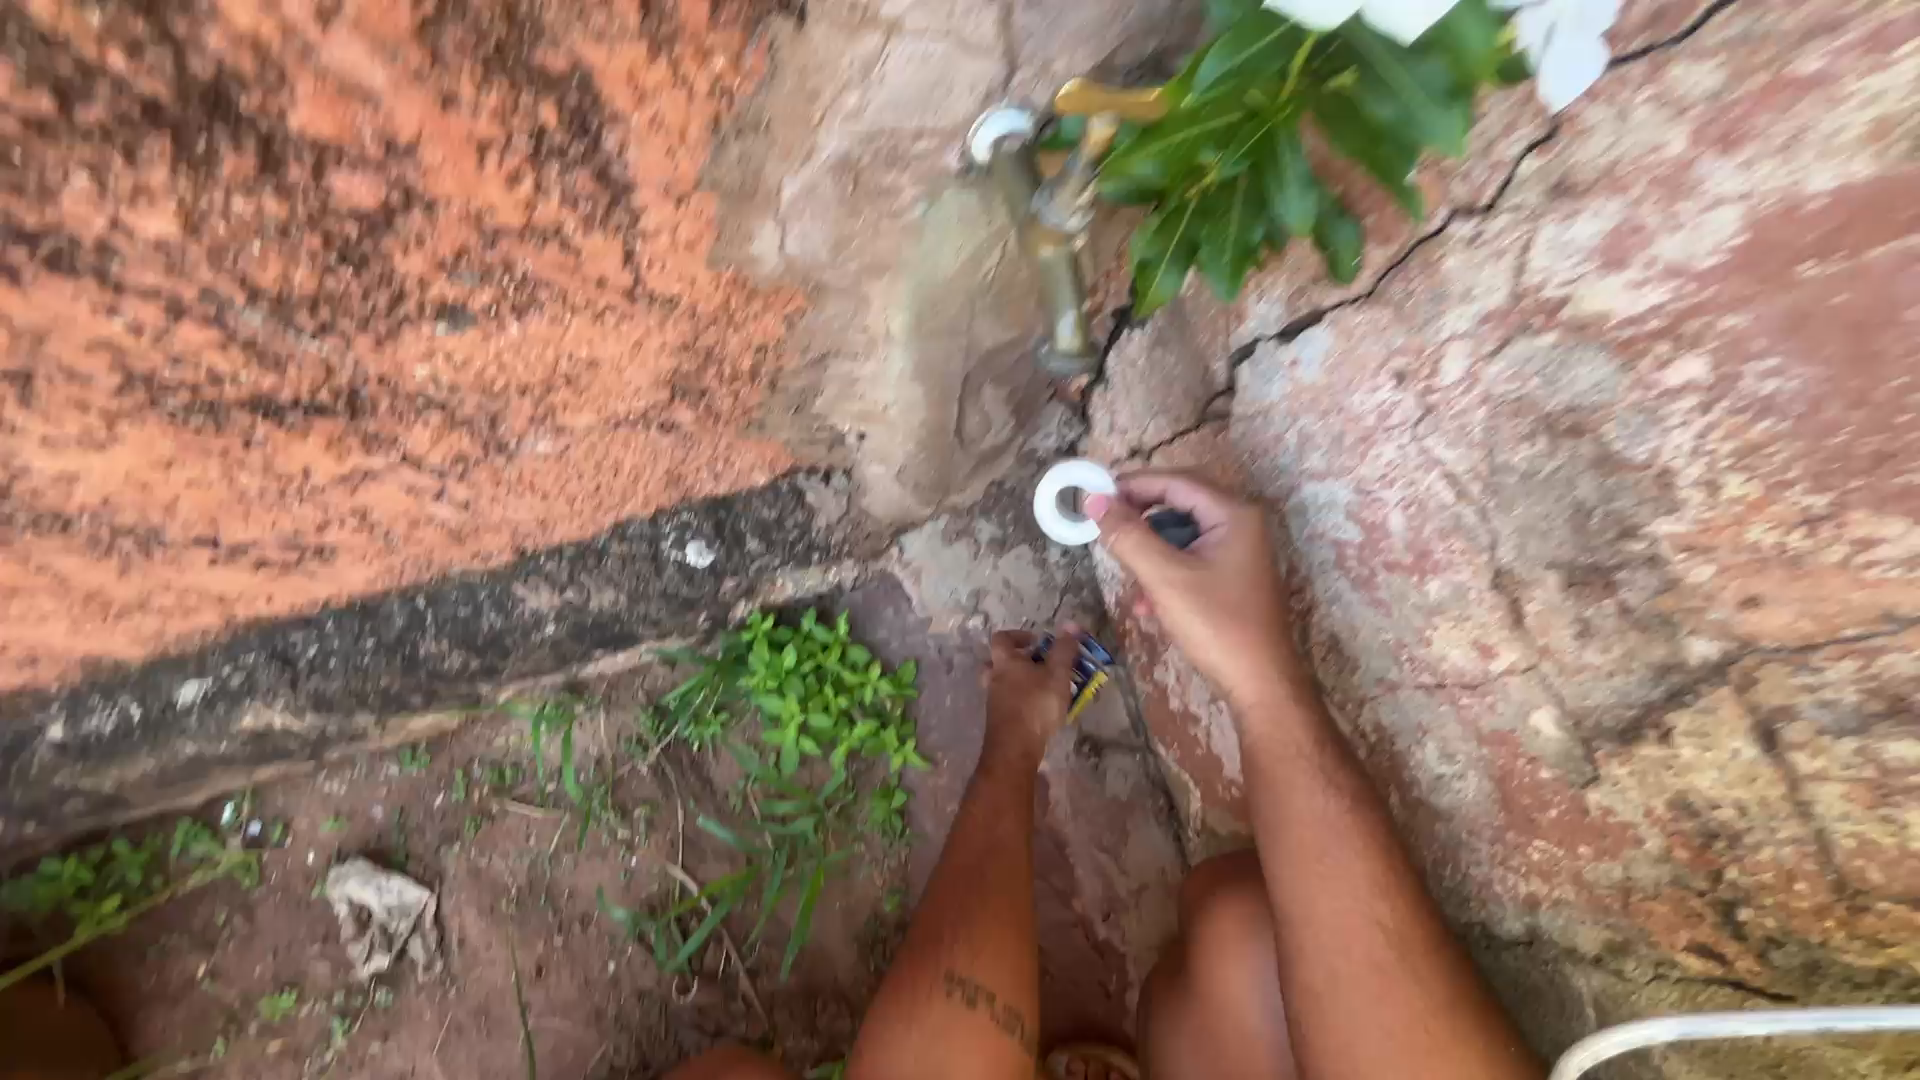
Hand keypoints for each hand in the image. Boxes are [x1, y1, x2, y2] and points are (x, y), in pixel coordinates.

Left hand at [981, 625, 1080, 769]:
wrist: (1015, 748)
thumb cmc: (1036, 705)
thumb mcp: (1057, 674)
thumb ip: (1064, 650)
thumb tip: (1071, 623)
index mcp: (1005, 662)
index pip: (1001, 638)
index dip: (1018, 635)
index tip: (1037, 641)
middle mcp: (994, 678)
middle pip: (997, 662)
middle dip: (1016, 660)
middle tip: (1036, 664)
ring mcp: (993, 700)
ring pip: (1001, 683)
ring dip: (1019, 682)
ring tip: (1042, 688)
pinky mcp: (998, 719)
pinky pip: (1007, 702)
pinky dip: (1020, 700)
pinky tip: (1039, 709)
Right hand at [1085, 472, 1301, 706]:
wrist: (1260, 683)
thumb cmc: (1216, 625)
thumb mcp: (1164, 577)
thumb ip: (1128, 536)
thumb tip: (1094, 501)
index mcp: (1233, 514)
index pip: (1176, 482)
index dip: (1133, 485)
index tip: (1096, 495)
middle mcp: (1240, 524)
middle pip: (1179, 504)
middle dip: (1140, 516)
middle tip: (1104, 525)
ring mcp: (1238, 552)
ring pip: (1181, 534)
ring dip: (1149, 549)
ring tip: (1125, 572)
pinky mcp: (1231, 577)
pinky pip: (1189, 559)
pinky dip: (1164, 572)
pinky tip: (1145, 604)